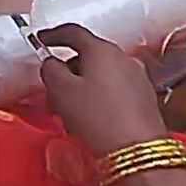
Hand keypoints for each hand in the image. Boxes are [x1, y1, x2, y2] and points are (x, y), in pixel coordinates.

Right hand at [38, 24, 171, 154]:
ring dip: (82, 84)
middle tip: (52, 86)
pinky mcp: (145, 98)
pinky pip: (114, 87)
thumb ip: (50, 68)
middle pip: (87, 54)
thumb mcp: (61, 90)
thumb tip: (52, 63)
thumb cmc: (97, 117)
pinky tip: (90, 116)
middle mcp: (123, 58)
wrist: (139, 154)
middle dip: (67, 68)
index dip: (53, 35)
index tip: (40, 39)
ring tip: (69, 109)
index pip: (73, 32)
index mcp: (101, 50)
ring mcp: (137, 78)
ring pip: (100, 73)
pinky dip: (98, 95)